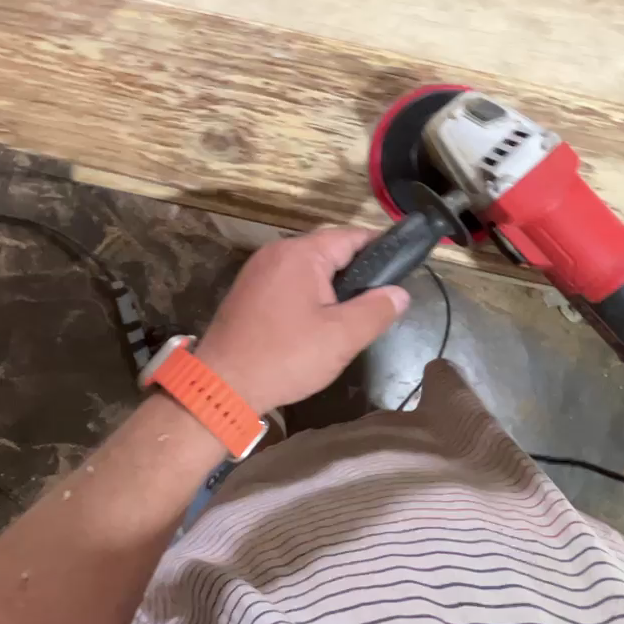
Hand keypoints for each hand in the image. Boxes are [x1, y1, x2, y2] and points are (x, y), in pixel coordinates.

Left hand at [193, 228, 410, 412]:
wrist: (220, 387)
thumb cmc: (285, 357)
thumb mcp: (341, 337)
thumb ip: (376, 310)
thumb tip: (400, 293)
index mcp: (301, 253)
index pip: (351, 236)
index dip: (380, 248)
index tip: (403, 267)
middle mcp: (277, 251)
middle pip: (328, 249)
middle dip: (356, 270)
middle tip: (379, 300)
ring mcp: (258, 270)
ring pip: (308, 267)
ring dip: (332, 284)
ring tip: (353, 313)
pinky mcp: (248, 291)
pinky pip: (288, 281)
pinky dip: (308, 293)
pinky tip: (318, 320)